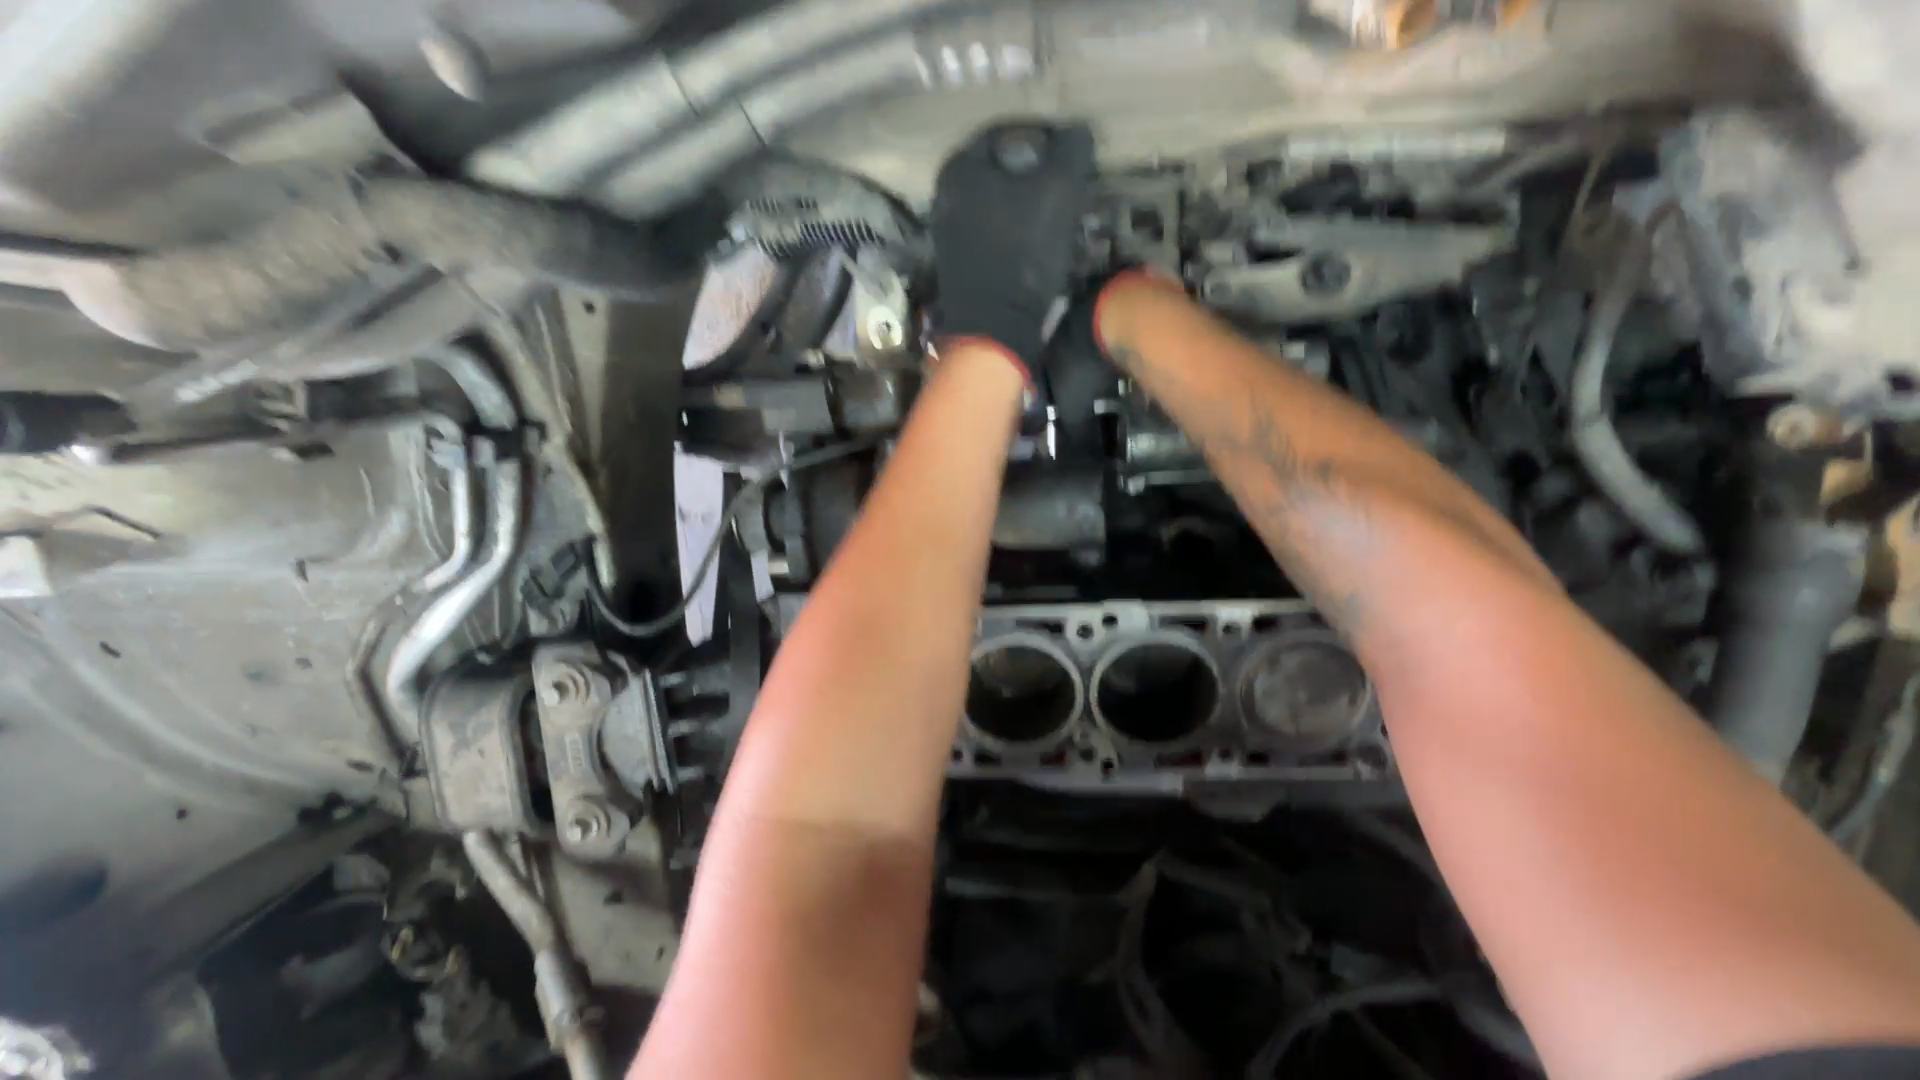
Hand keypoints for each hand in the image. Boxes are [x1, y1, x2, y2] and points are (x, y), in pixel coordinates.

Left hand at [930, 120, 1096, 383]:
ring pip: (998, 199)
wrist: (994, 326)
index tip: (1072, 150)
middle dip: (1037, 170)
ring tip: (1061, 209)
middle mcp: (946, 194)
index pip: (1007, 130)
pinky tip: (1041, 238)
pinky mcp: (959, 260)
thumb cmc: (1024, 252)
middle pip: (1001, 167)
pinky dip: (1017, 227)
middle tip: (1069, 179)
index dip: (1045, 136)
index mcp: (960, 167)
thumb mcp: (1058, 191)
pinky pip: (993, 229)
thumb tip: (1077, 130)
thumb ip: (1070, 150)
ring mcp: (949, 230)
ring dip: (1030, 200)